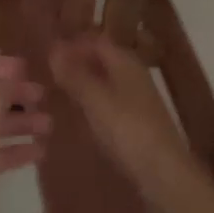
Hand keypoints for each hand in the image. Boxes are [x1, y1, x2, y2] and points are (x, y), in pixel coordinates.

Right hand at [51, 33, 213, 212]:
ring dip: (86, 82)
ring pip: (107, 81)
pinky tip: (84, 113)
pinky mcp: (139, 121)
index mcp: (125, 61)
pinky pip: (112, 101)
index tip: (50, 52)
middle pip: (103, 59)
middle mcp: (134, 74)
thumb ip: (73, 74)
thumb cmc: (127, 127)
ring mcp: (138, 98)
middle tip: (53, 71)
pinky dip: (95, 101)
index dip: (73, 43)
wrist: (164, 172)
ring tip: (62, 90)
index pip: (96, 40)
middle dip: (78, 62)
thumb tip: (53, 49)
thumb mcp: (94, 99)